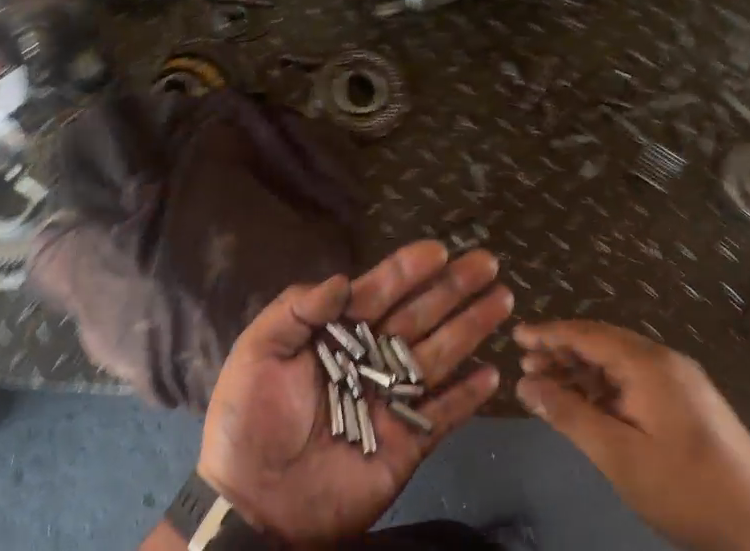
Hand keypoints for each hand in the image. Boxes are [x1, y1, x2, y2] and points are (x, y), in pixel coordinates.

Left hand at [196, 241, 512, 545]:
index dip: (405, 271)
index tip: (438, 249)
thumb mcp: (258, 352)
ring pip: (436, 357)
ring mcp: (387, 401)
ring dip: (469, 328)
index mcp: (332, 336)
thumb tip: (342, 280)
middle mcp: (366, 361)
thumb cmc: (248, 418)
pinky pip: (442, 414)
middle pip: (415, 317)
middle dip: (450, 289)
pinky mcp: (404, 443)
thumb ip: (297, 310)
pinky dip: (467, 396)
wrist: (254, 501)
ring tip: (501, 300)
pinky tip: (492, 373)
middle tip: (485, 262)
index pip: (375, 294)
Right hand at [514, 320, 749, 550]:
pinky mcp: (692, 408)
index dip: (548, 333)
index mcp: (650, 365)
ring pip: (620, 365)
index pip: (587, 334)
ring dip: (583, 372)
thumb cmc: (687, 489)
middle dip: (562, 352)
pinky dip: (606, 389)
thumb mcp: (618, 454)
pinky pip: (637, 383)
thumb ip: (569, 414)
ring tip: (549, 388)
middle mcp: (667, 364)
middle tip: (526, 367)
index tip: (515, 335)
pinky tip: (589, 408)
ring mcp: (683, 386)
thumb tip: (527, 384)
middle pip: (603, 344)